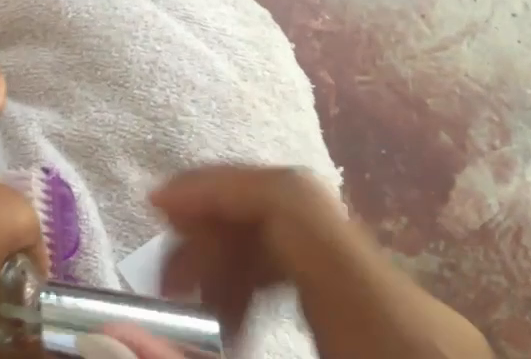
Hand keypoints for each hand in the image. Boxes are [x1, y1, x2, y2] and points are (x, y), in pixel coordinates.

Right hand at [97, 166, 491, 358]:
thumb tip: (105, 336)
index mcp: (389, 324)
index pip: (292, 202)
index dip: (214, 188)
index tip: (155, 212)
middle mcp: (416, 310)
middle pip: (294, 217)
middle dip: (216, 236)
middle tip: (168, 287)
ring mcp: (425, 327)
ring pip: (311, 246)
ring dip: (240, 263)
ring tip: (202, 315)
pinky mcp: (420, 345)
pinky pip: (333, 280)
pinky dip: (275, 287)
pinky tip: (248, 331)